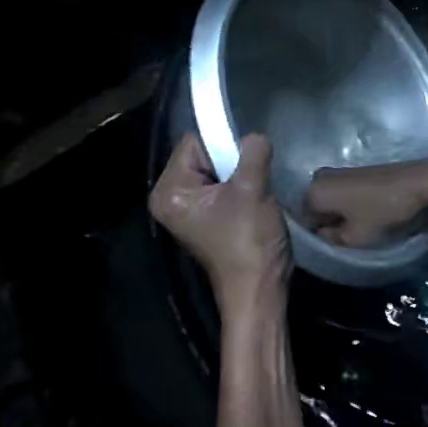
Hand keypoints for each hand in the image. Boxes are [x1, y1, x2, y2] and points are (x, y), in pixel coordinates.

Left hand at [151, 133, 291, 320]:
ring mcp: (186, 209)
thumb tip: (254, 136)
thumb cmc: (249, 241)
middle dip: (231, 161)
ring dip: (238, 175)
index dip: (224, 145)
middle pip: (202, 155)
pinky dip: (238, 187)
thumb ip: (252, 152)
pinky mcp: (204, 218)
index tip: (247, 163)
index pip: (193, 143)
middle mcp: (169, 197)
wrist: (258, 289)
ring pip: (215, 170)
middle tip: (252, 180)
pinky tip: (252, 201)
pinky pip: (220, 186)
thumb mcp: (253, 189)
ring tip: (254, 191)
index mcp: (169, 190)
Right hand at [305, 159, 427, 247]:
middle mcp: (318, 178)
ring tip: (359, 229)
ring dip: (341, 216)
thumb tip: (321, 236)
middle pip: (316, 212)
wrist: (418, 182)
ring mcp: (336, 172)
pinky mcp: (354, 171)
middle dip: (329, 225)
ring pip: (330, 203)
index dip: (318, 239)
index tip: (336, 247)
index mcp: (312, 193)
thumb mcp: (354, 237)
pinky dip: (350, 206)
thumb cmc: (382, 210)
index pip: (303, 224)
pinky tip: (366, 215)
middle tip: (348, 239)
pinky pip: (342, 195)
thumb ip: (330, 240)